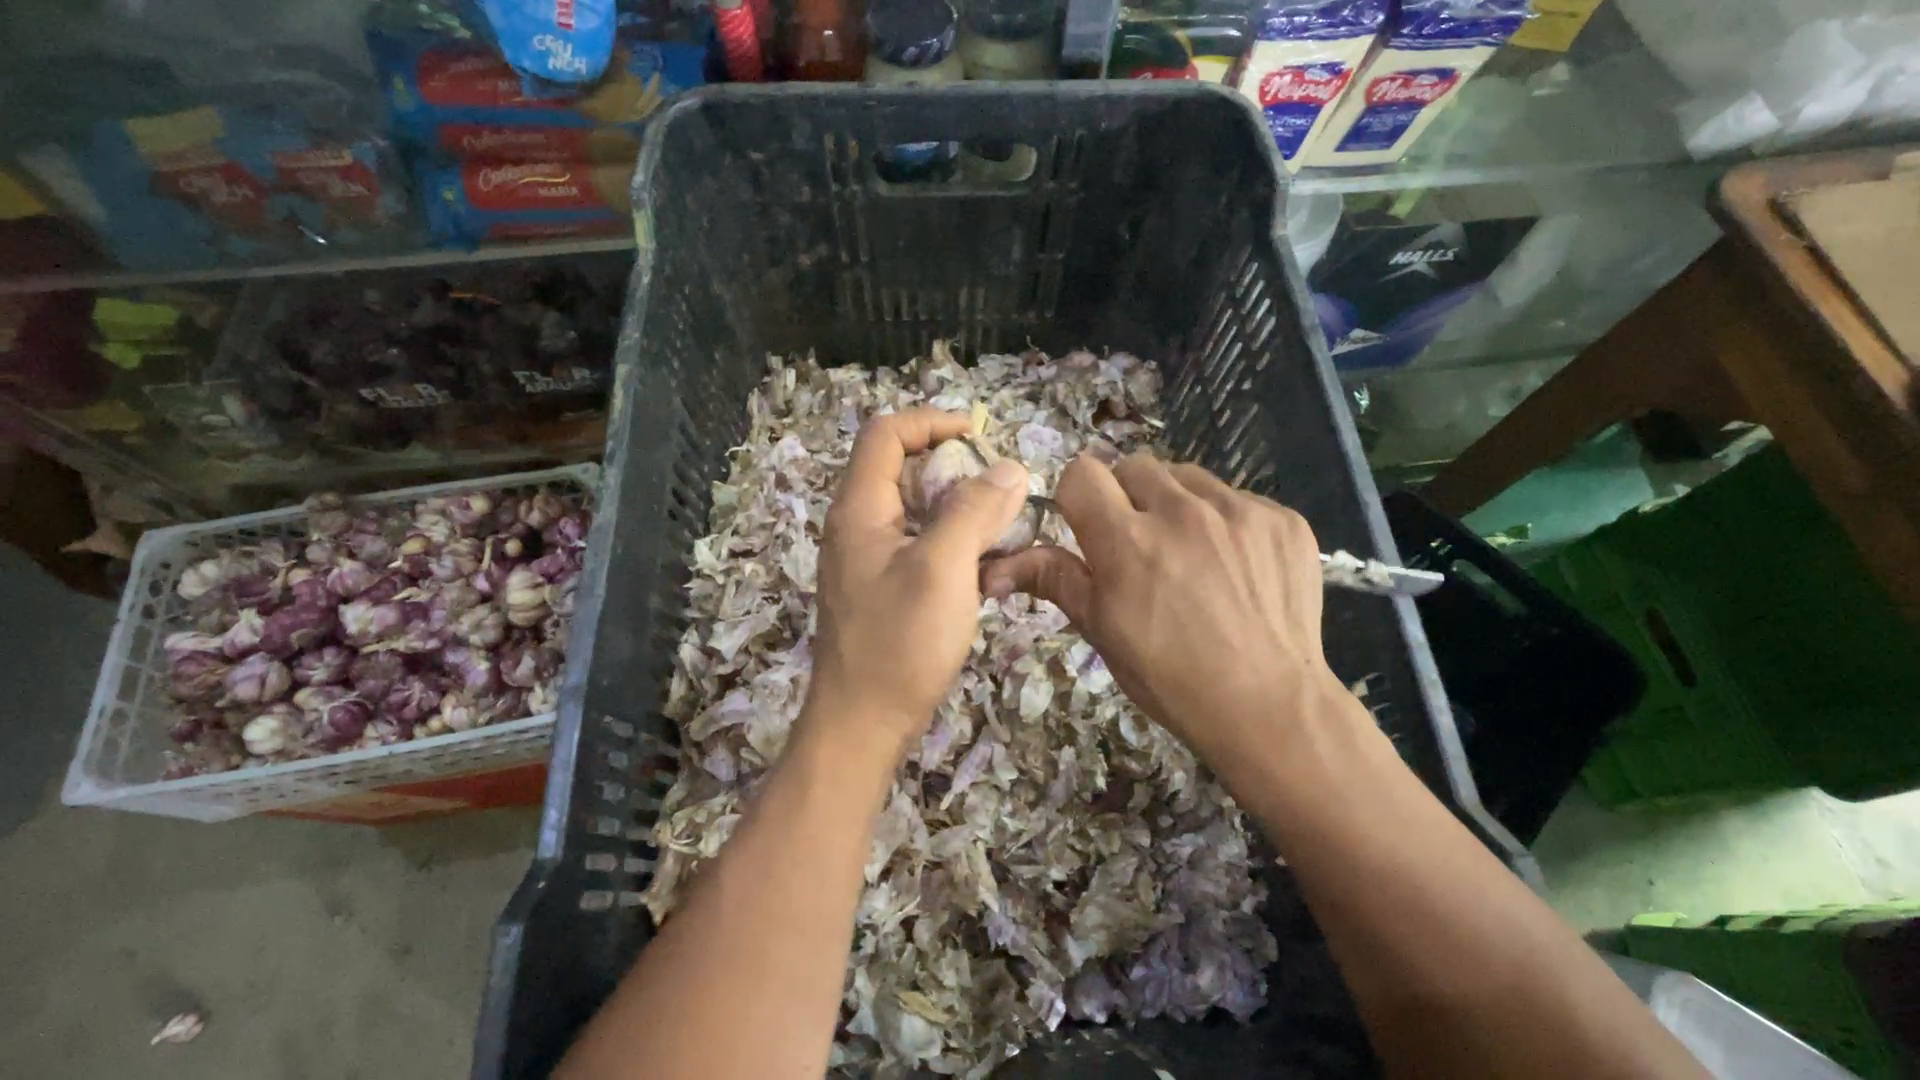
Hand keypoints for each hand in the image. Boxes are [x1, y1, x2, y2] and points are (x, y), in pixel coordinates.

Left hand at [810, 409, 1030, 757]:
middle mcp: (858, 527)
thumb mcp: (943, 569)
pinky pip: (923, 550)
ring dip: (964, 516)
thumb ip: (974, 512)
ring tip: (1004, 538)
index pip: (886, 434)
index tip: (982, 435)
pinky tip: (988, 577)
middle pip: (906, 471)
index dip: (932, 422)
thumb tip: (1011, 468)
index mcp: (859, 509)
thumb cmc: (899, 644)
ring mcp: (870, 561)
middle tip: (1003, 494)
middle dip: (959, 473)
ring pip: (920, 514)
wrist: (861, 726)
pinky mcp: (885, 590)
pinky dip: (956, 550)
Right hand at [981, 453, 1353, 768]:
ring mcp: (1239, 512)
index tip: (1089, 525)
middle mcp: (1181, 512)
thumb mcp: (1103, 630)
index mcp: (1126, 542)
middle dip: (1127, 497)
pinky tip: (1236, 569)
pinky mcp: (1283, 519)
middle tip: (1139, 544)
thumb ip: (1056, 578)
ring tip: (1191, 555)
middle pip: (1134, 467)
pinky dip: (1228, 523)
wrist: (1268, 706)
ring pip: (1188, 477)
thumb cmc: (1171, 678)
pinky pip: (1239, 499)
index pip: (1082, 472)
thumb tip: (995, 566)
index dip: (1078, 496)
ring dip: (1178, 504)